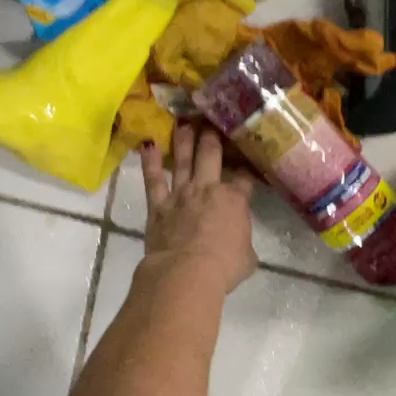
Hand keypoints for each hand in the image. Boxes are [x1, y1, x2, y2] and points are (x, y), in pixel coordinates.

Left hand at [140, 126, 256, 292]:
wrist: (187, 272)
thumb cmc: (224, 266)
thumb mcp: (248, 257)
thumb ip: (243, 242)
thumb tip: (240, 243)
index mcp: (236, 200)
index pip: (244, 178)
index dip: (247, 168)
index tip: (248, 161)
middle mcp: (209, 189)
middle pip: (211, 155)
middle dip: (213, 138)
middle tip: (212, 123)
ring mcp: (182, 194)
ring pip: (183, 160)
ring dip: (184, 141)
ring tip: (184, 124)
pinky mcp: (158, 205)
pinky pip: (153, 179)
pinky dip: (149, 162)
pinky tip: (148, 144)